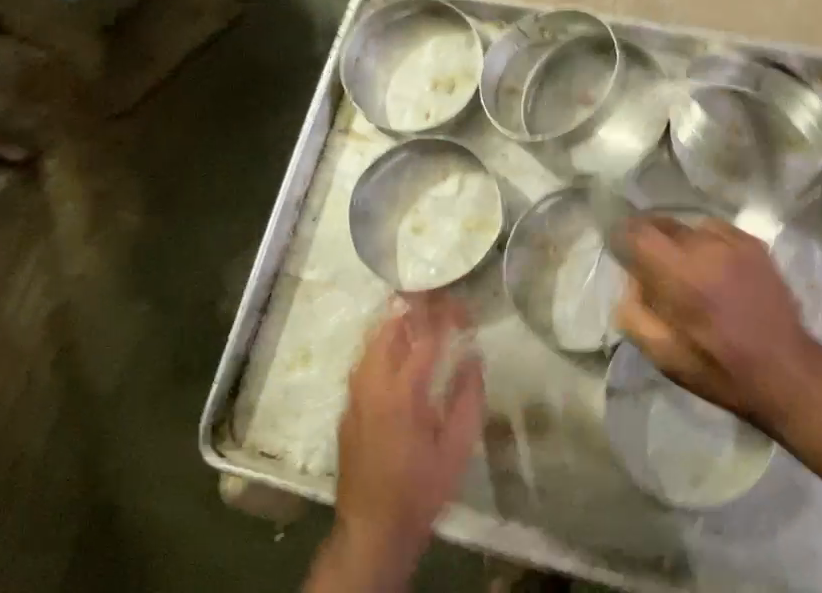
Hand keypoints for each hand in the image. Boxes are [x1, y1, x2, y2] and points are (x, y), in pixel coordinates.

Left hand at [333, 292, 485, 566]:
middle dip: (412, 307)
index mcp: (404, 392)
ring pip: (370, 343)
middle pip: (388, 330)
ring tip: (415, 310)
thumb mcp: (458, 446)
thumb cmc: (422, 488)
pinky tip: (394, 346)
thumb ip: (468, 396)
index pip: (426, 338)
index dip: (444, 316)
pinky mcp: (348, 408)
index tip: (461, 302)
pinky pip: (362, 362)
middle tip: (435, 295)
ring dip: (393, 322)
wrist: (373, 526)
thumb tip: (473, 356)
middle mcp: (373, 386)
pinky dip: (380, 343)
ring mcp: (355, 396)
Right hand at [614, 217, 818, 425]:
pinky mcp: (754, 244)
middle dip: (648, 240)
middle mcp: (705, 247)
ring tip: (683, 268)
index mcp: (679, 275)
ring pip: (689, 226)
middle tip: (649, 266)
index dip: (621, 237)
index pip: (636, 232)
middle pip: (661, 223)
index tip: (619, 252)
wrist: (786, 371)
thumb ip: (634, 313)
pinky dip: (706, 242)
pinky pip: (716, 230)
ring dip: (678, 242)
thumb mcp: (662, 355)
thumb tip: (630, 282)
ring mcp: (734, 242)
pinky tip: (712, 266)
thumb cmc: (719, 369)